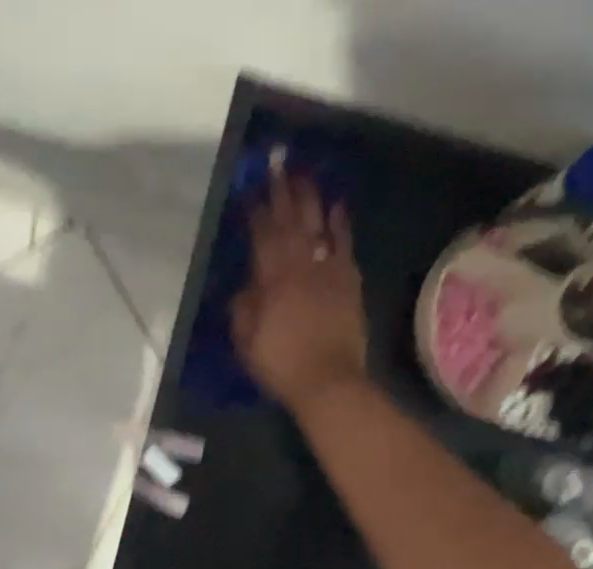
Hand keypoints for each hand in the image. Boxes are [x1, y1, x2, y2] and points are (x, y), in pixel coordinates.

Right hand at [231, 165, 368, 407]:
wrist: (329, 383)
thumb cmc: (281, 365)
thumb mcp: (247, 340)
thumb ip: (243, 308)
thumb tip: (247, 287)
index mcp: (270, 279)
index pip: (261, 235)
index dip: (255, 211)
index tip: (251, 188)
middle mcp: (299, 266)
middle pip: (289, 221)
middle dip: (282, 190)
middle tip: (278, 162)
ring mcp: (327, 272)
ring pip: (317, 226)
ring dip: (310, 198)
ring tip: (304, 173)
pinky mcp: (349, 283)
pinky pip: (344, 245)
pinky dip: (341, 224)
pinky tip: (338, 206)